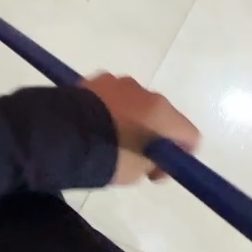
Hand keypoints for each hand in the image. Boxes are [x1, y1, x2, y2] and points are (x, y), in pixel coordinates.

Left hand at [81, 73, 199, 185]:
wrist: (62, 132)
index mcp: (162, 112)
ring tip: (107, 137)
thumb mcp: (137, 171)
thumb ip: (152, 162)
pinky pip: (110, 96)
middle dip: (151, 134)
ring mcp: (117, 82)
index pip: (189, 135)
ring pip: (134, 103)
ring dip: (128, 118)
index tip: (159, 168)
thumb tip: (151, 159)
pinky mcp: (92, 80)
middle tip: (133, 155)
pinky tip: (93, 124)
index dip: (179, 154)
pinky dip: (108, 108)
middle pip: (160, 115)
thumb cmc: (108, 155)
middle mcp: (144, 92)